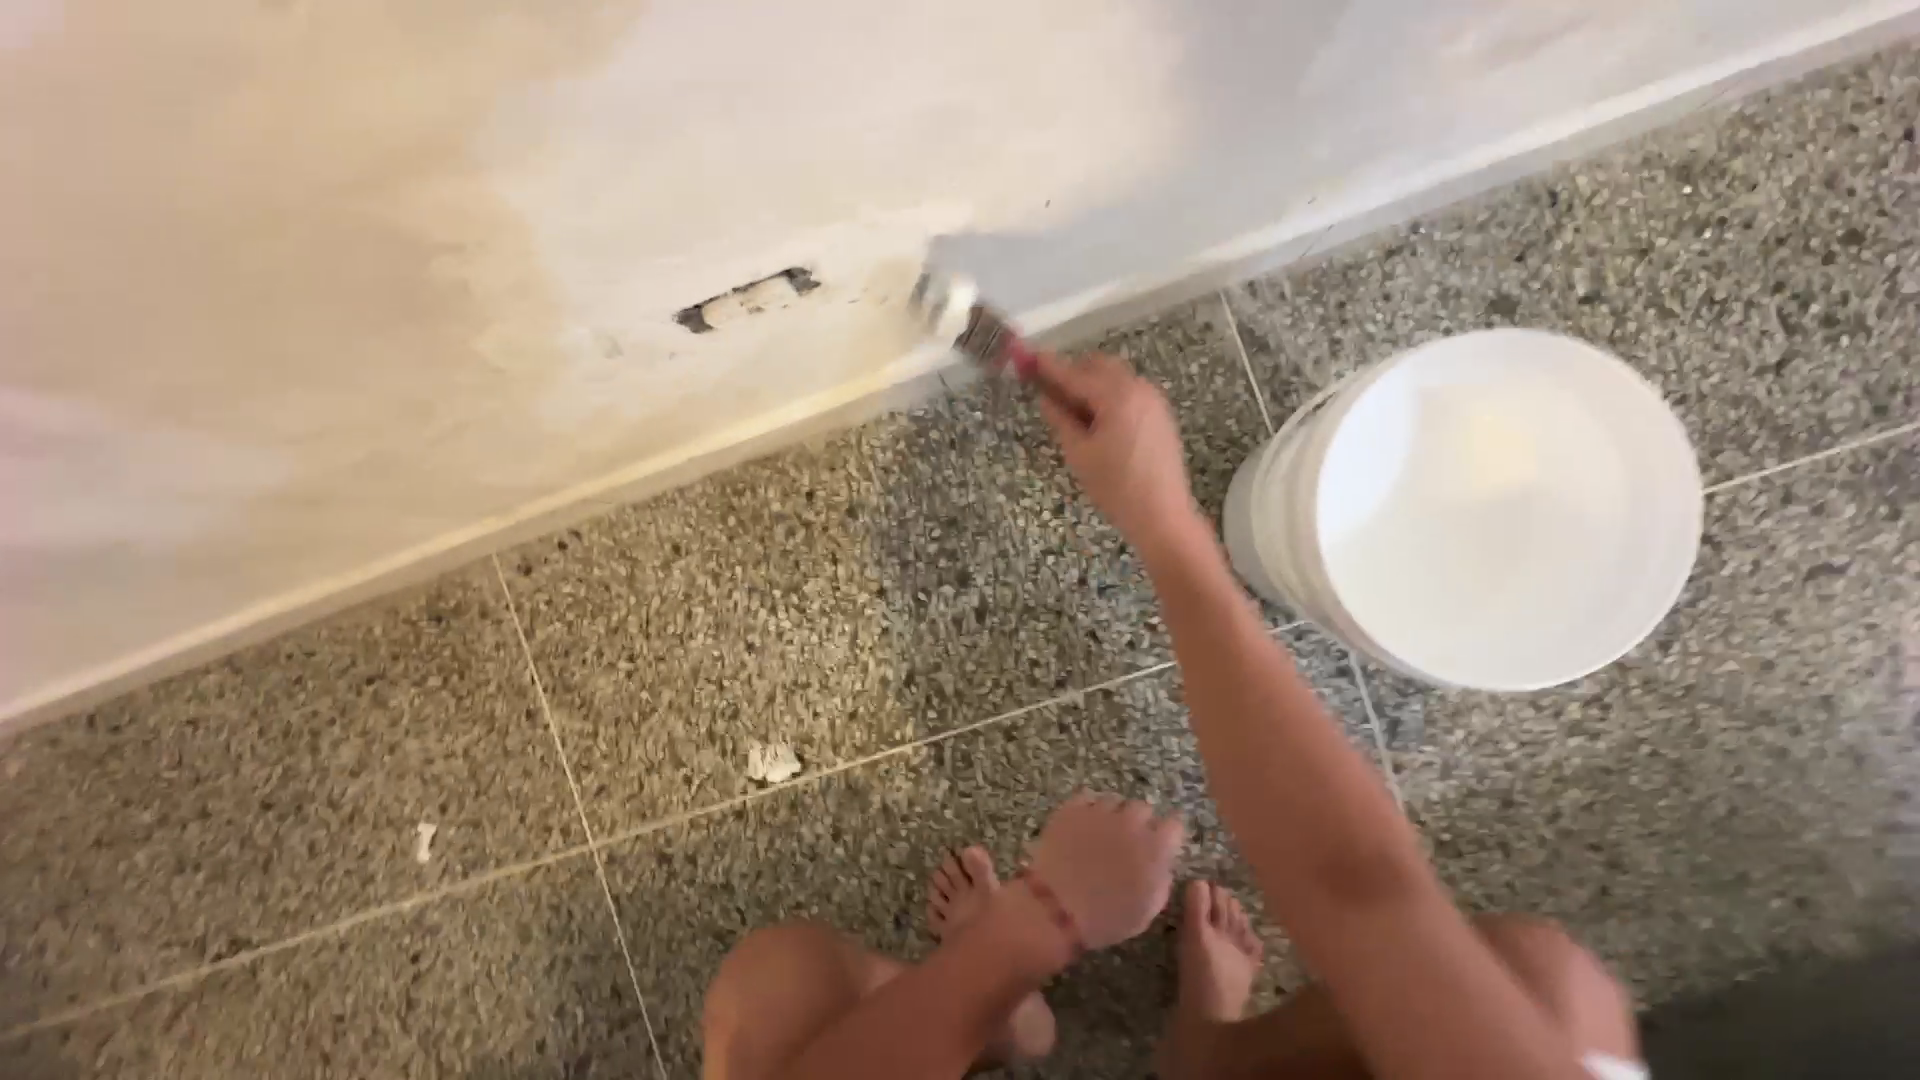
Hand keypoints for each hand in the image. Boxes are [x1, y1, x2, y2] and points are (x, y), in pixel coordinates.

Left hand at [1025, 792, 1183, 949]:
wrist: (1055, 908)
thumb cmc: (1106, 918)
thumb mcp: (1147, 910)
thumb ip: (1161, 879)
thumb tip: (1161, 863)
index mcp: (1155, 848)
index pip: (1174, 825)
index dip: (1168, 835)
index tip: (1161, 844)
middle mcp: (1131, 822)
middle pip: (1143, 808)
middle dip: (1140, 823)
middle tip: (1129, 841)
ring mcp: (1100, 811)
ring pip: (1114, 801)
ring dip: (1114, 815)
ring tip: (1103, 832)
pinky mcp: (1072, 808)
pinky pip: (1087, 798)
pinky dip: (1088, 809)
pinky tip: (1083, 824)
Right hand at [1032, 353, 1203, 555]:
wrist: (1162, 515)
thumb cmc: (1116, 488)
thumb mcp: (1079, 454)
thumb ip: (1061, 419)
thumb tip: (1045, 398)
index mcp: (1117, 396)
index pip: (1075, 374)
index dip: (1049, 367)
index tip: (1027, 357)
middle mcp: (1138, 388)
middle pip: (1099, 366)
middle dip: (1072, 373)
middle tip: (1048, 391)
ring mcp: (1153, 400)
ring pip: (1115, 377)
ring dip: (1091, 384)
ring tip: (1071, 411)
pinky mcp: (1159, 414)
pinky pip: (1129, 392)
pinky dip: (1109, 395)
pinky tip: (1096, 420)